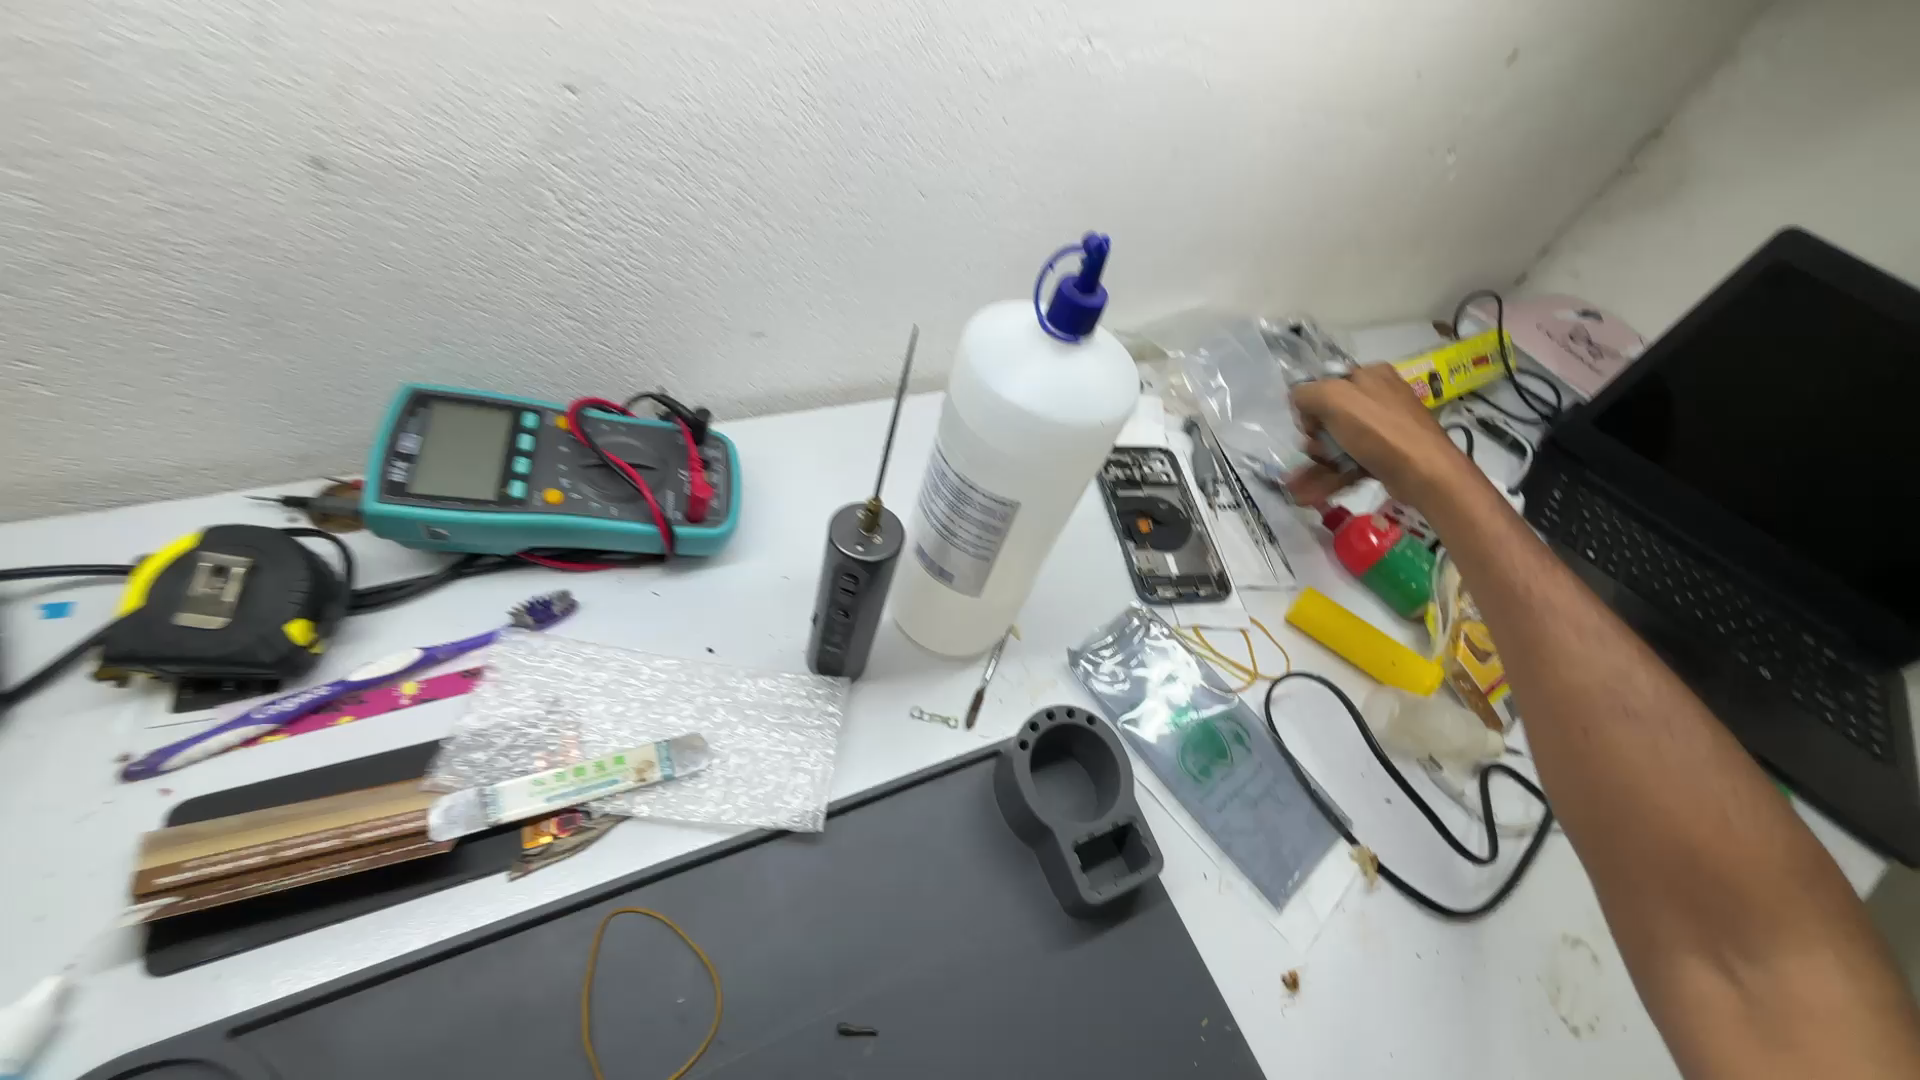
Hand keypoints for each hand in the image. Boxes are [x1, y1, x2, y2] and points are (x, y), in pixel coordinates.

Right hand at [1289, 364, 1477, 507]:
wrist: (1423, 471)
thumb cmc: (1378, 430)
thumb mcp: (1333, 398)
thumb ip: (1306, 393)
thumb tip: (1298, 402)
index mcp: (1369, 375)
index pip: (1324, 384)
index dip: (1311, 406)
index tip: (1310, 426)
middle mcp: (1378, 397)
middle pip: (1329, 416)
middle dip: (1315, 439)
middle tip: (1316, 452)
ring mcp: (1383, 428)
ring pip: (1337, 443)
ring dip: (1315, 464)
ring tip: (1299, 486)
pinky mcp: (1385, 455)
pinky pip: (1349, 462)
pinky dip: (1330, 477)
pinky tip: (1308, 495)